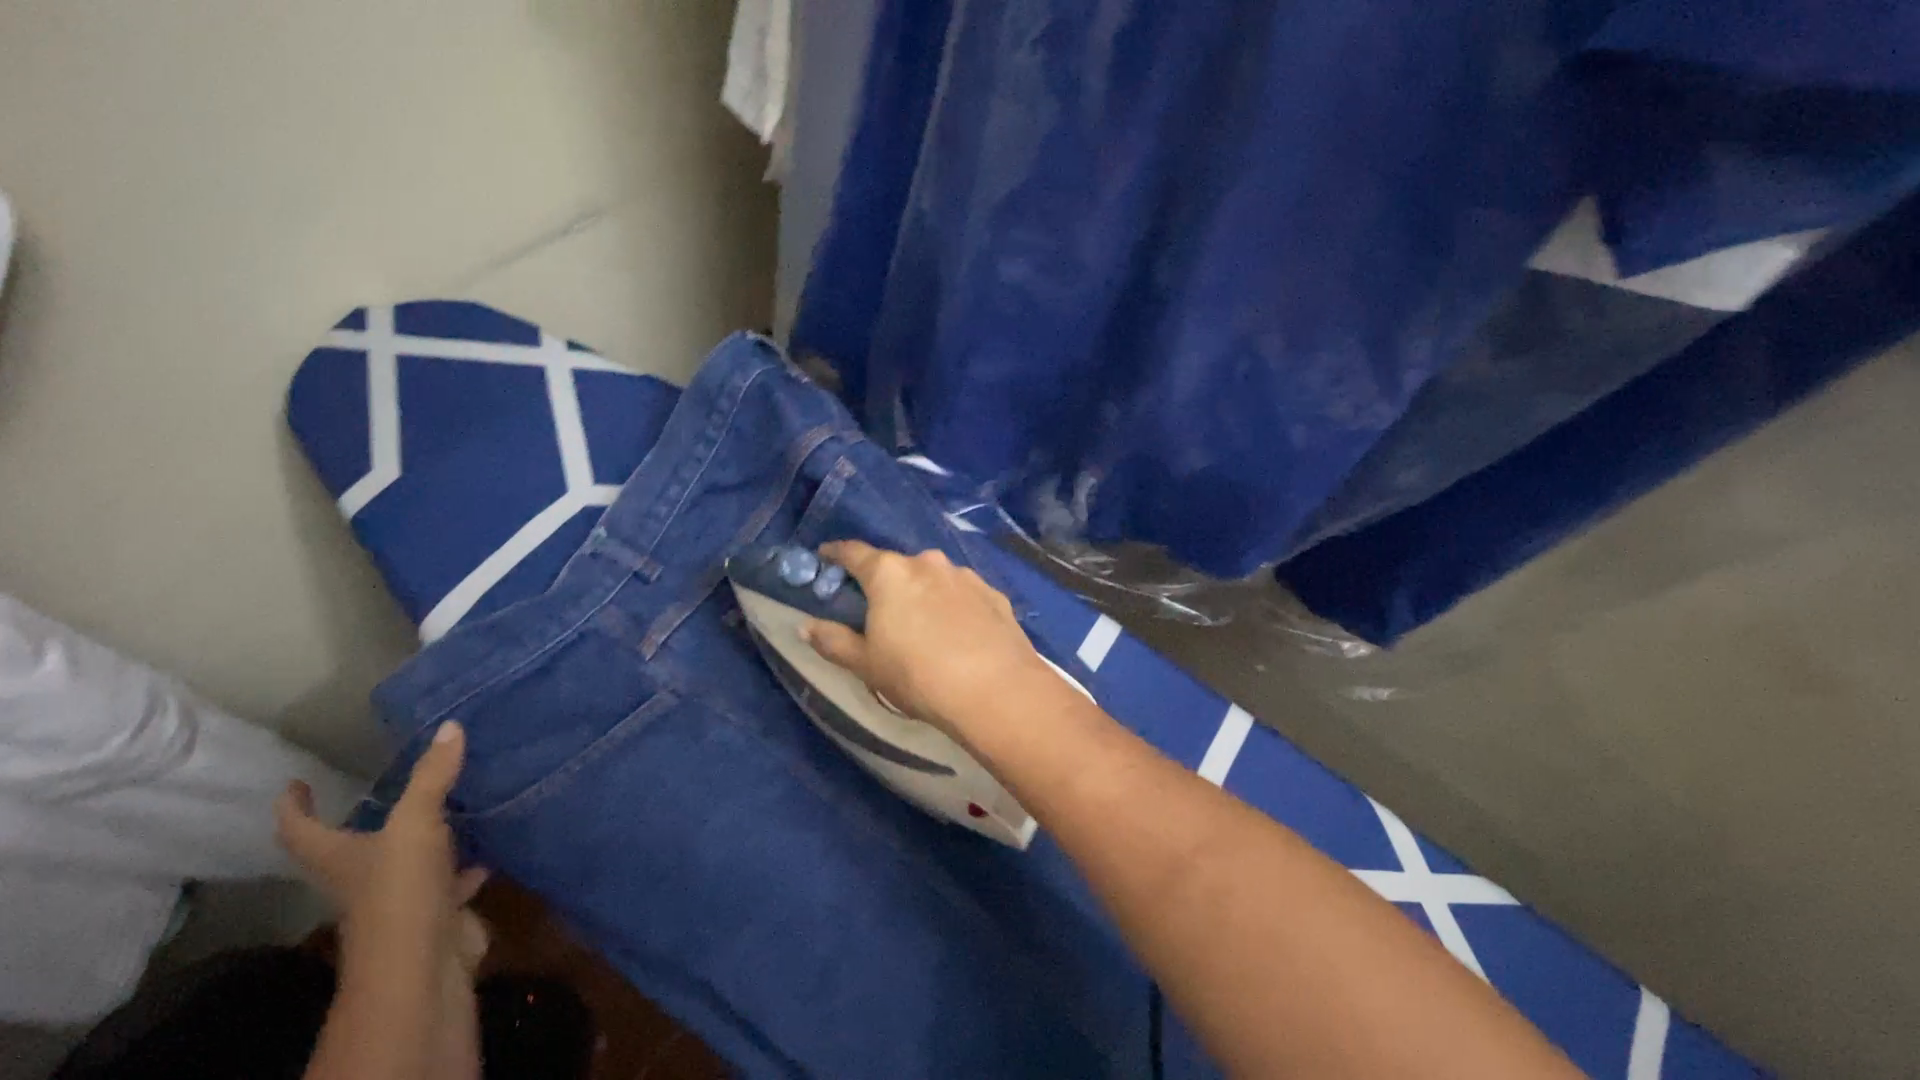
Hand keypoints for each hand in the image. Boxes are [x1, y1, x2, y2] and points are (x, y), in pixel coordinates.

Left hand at [276, 721, 488, 965]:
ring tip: (450, 810)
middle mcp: (360, 878)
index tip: (296, 784)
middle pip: (349, 848)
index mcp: (337, 857)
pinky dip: (465, 868)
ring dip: (423, 843)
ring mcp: (398, 900)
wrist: (424, 965)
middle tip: (384, 791)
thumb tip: (450, 726)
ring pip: (405, 864)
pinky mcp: (434, 914)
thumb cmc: (400, 890)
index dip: (295, 806)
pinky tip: (488, 851)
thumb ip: (432, 777)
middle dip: (364, 822)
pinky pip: (449, 883)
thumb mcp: (415, 824)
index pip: (300, 829)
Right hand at [802, 540, 1052, 740]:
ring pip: (934, 578)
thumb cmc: (918, 676)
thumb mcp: (866, 665)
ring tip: (922, 625)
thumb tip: (804, 625)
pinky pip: (963, 595)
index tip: (825, 557)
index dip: (836, 554)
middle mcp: (928, 563)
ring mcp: (965, 576)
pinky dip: (954, 607)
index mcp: (889, 574)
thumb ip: (833, 641)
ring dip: (923, 594)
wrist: (996, 690)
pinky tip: (958, 633)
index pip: (854, 553)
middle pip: (897, 566)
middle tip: (878, 608)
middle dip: (885, 582)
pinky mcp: (994, 594)